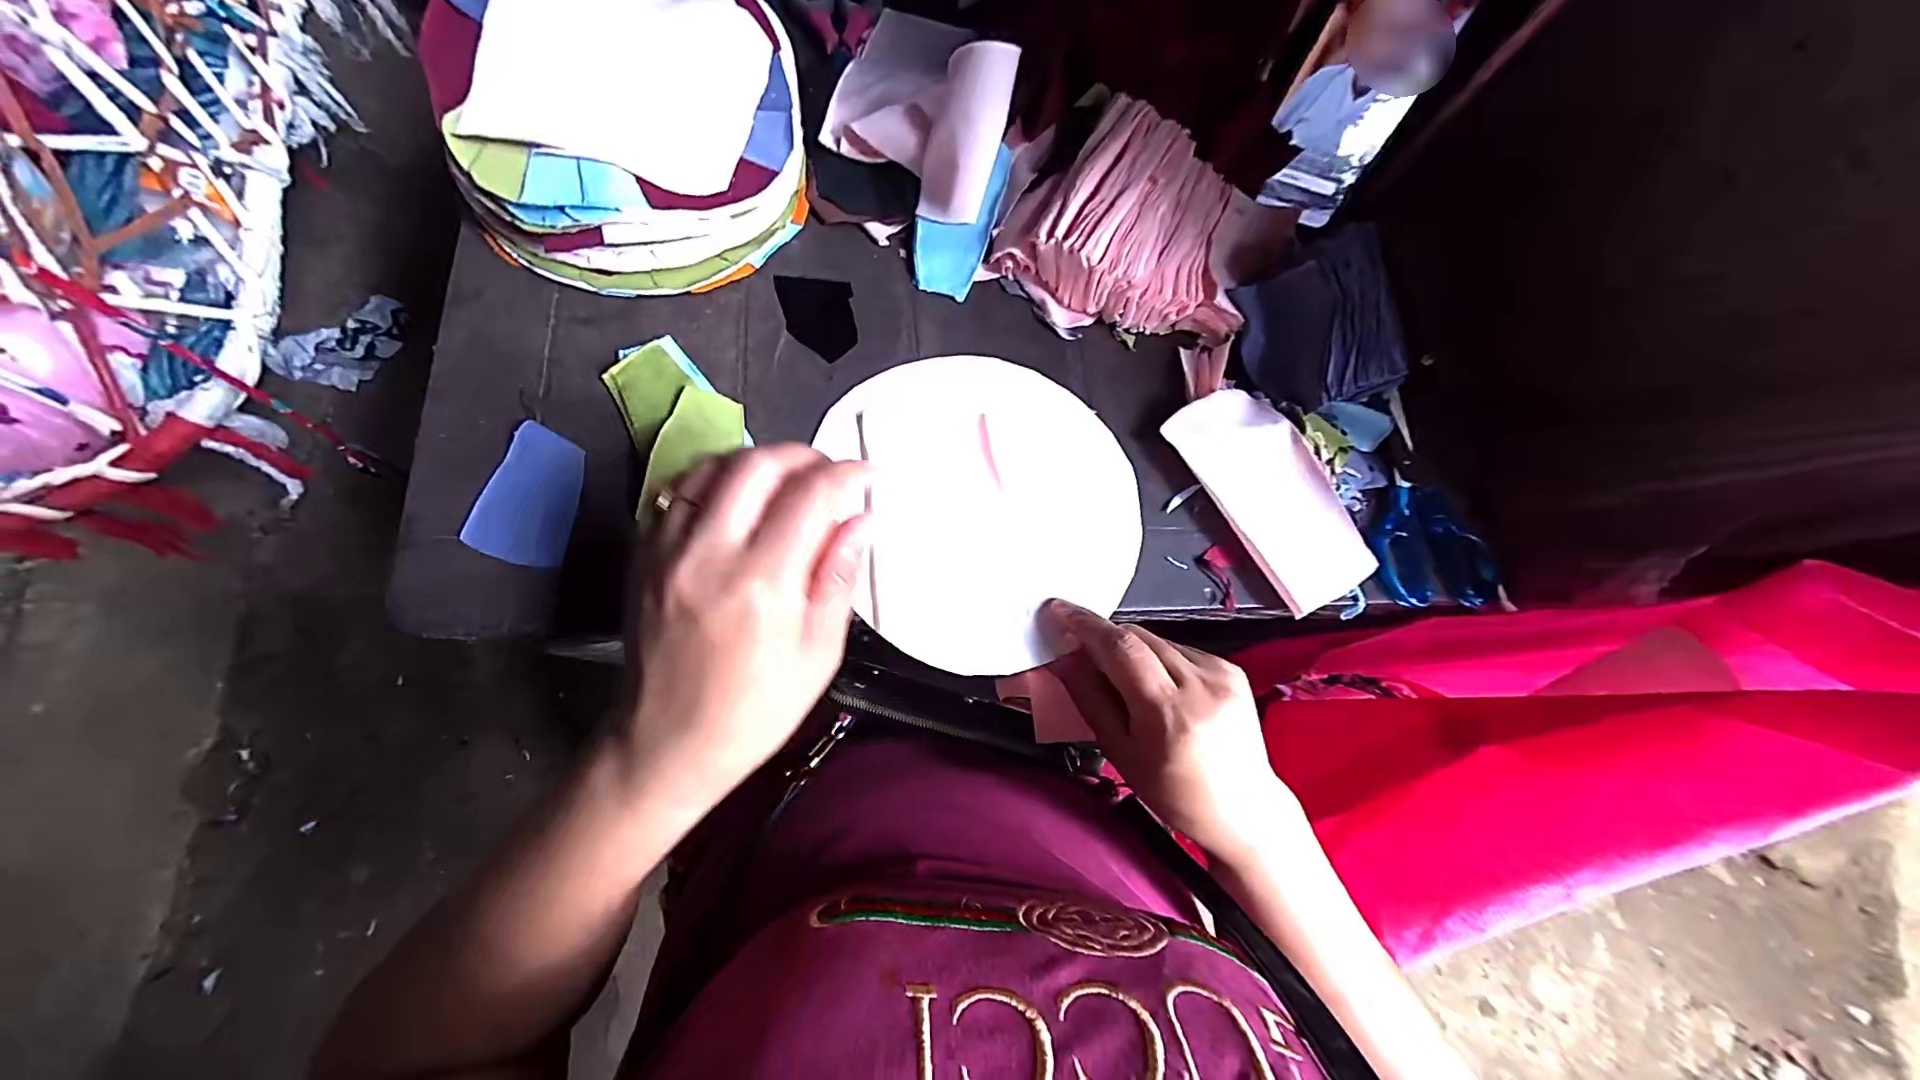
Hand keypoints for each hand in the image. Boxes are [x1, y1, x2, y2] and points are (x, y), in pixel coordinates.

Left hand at [619, 445, 869, 801]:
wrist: (666, 745)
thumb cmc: (754, 711)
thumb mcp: (818, 654)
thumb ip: (837, 577)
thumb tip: (860, 521)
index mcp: (761, 585)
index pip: (810, 497)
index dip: (848, 475)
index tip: (867, 477)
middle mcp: (709, 555)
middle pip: (759, 464)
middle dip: (805, 456)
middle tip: (830, 474)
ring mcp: (668, 551)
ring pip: (714, 466)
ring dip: (761, 461)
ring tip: (788, 482)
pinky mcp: (645, 555)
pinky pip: (680, 490)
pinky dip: (718, 479)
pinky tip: (740, 499)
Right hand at [1040, 600, 1298, 859]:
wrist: (1243, 810)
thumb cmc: (1176, 793)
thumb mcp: (1119, 751)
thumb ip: (1089, 698)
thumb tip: (1065, 658)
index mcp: (1168, 712)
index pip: (1121, 648)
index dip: (1086, 624)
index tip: (1061, 611)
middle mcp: (1200, 685)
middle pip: (1138, 636)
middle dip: (1104, 638)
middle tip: (1082, 652)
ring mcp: (1221, 673)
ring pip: (1157, 639)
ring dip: (1132, 650)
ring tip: (1128, 685)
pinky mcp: (1232, 669)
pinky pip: (1180, 649)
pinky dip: (1159, 659)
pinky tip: (1160, 689)